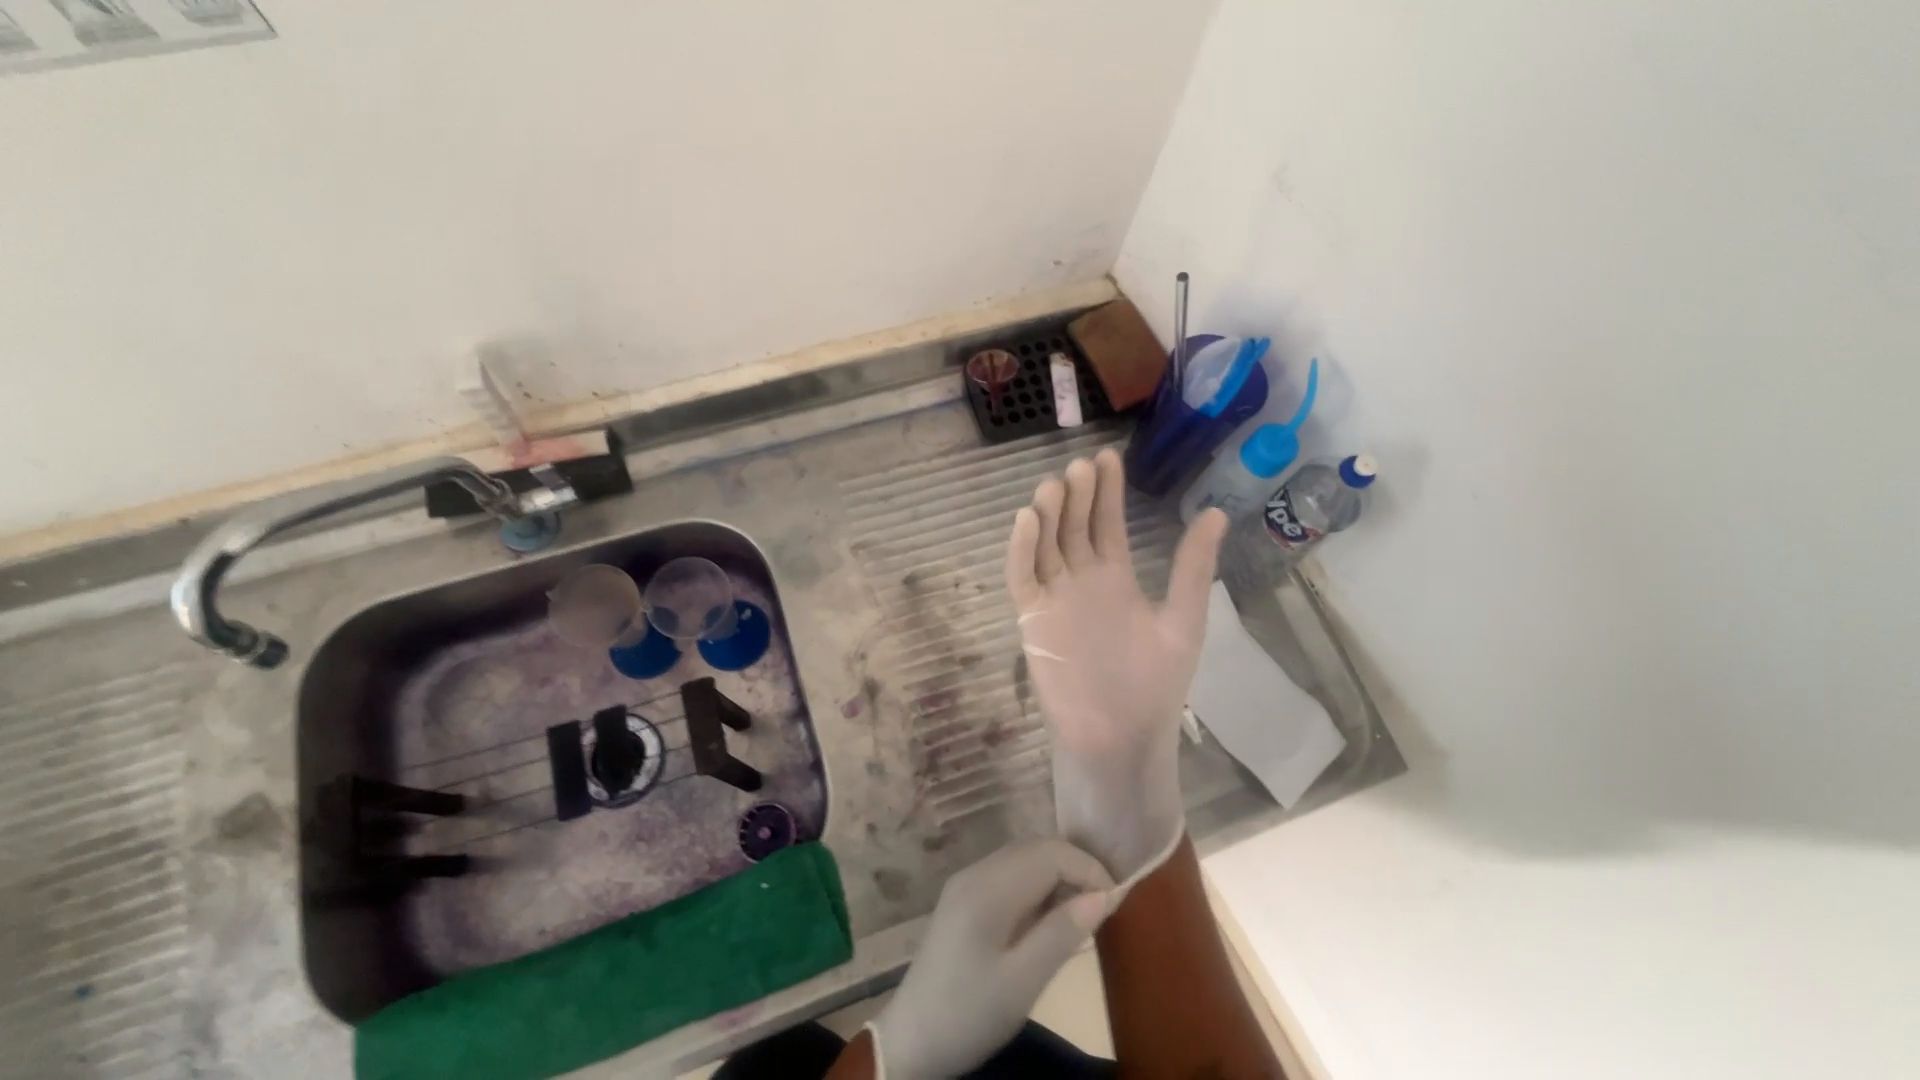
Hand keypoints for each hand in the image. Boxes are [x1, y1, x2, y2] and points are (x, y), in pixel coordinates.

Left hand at [869, 840, 1112, 1078]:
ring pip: (1024, 860)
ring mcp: (966, 885)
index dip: (1089, 869)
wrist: (912, 1041)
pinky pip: (1010, 876)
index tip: (1116, 903)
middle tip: (1104, 908)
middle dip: (1076, 868)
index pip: (1050, 853)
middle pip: (1036, 849)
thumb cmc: (970, 1013)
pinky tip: (1049, 920)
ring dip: (1058, 876)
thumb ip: (1062, 933)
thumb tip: (1104, 895)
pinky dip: (1038, 887)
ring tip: (1082, 916)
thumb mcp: (1023, 981)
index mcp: (987, 888)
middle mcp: (975, 873)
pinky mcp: (964, 901)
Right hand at [1004, 449, 1226, 882]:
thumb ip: (1191, 567)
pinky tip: (1028, 520)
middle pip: (1073, 526)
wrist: (1122, 735)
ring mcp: (1054, 598)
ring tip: (1055, 486)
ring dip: (1048, 515)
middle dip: (1076, 495)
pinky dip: (1021, 548)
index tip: (1107, 457)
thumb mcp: (1182, 620)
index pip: (1107, 524)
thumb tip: (1215, 513)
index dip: (1106, 492)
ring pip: (1045, 544)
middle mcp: (1082, 580)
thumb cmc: (1154, 683)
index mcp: (1117, 578)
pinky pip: (1022, 576)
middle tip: (1080, 466)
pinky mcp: (1032, 618)